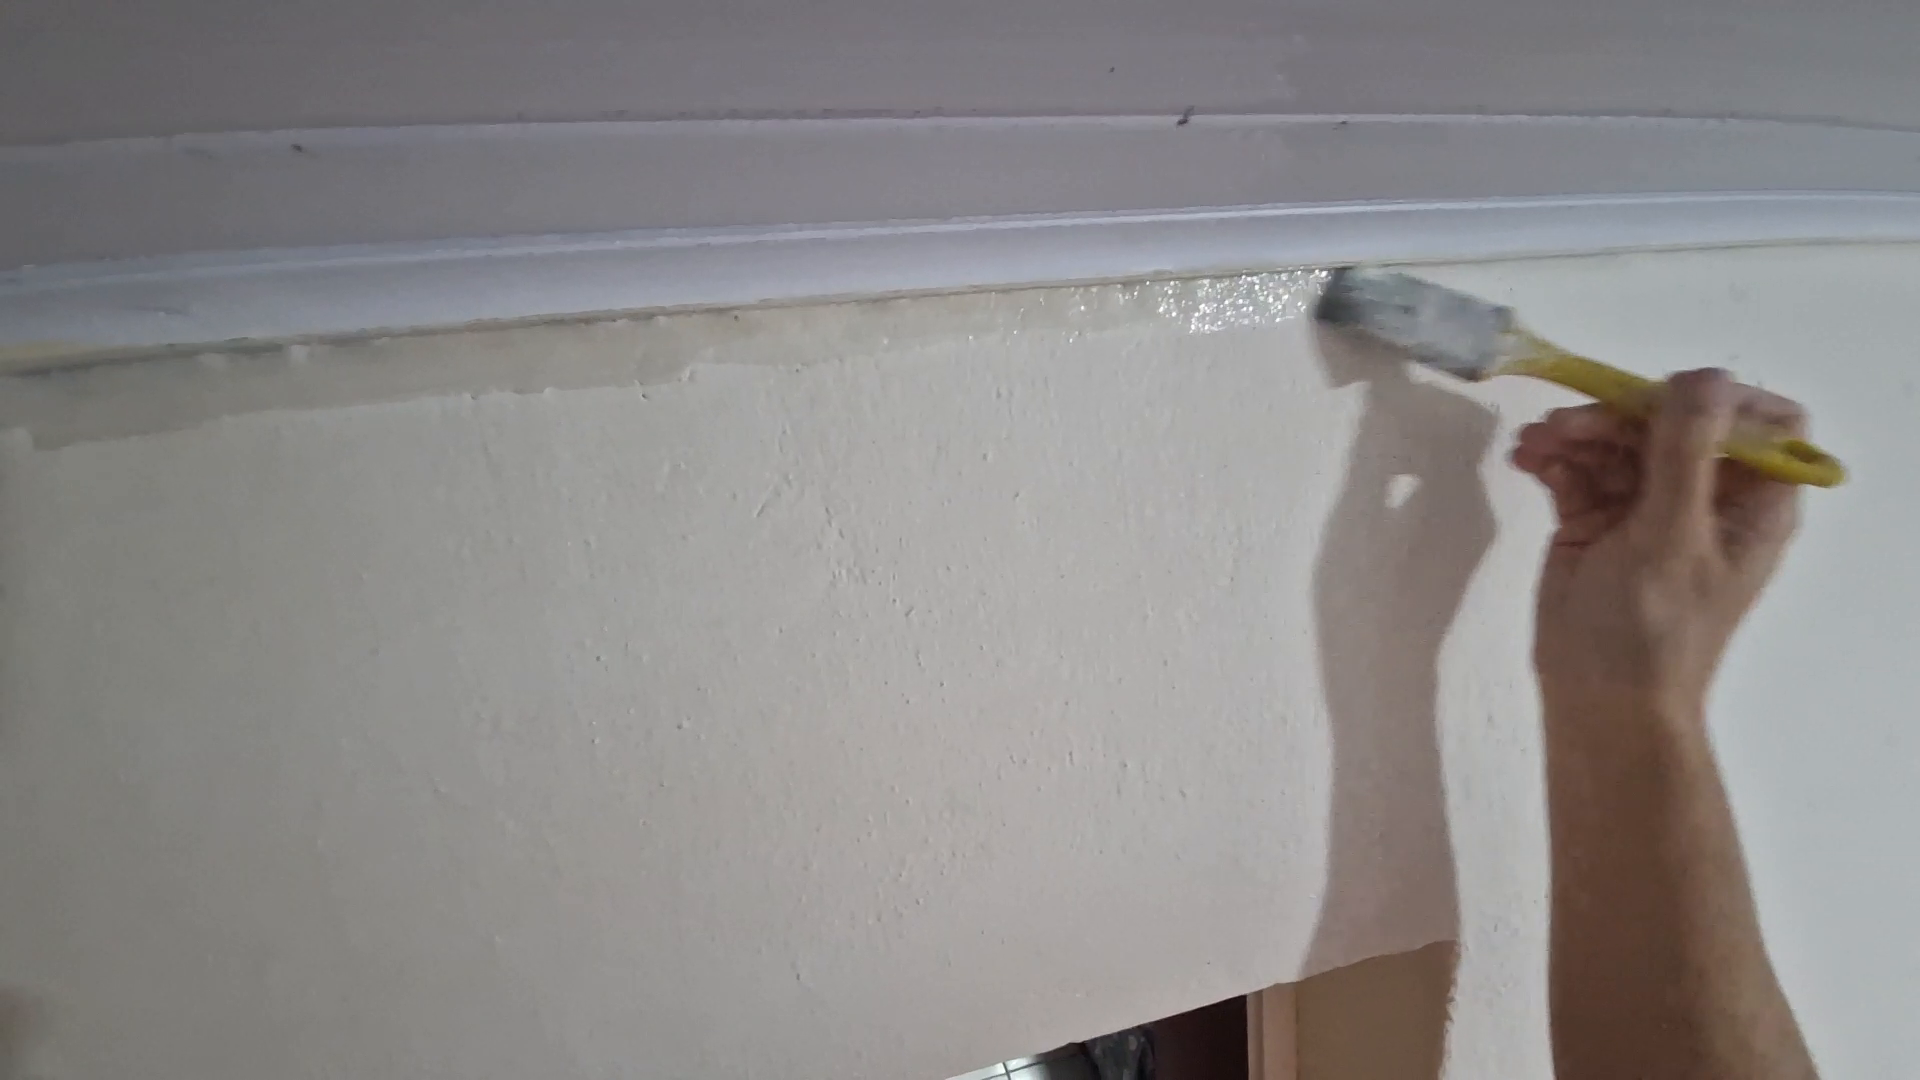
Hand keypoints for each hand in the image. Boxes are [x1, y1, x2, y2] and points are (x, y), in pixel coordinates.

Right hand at [1510, 369, 1803, 716]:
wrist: (1597, 690)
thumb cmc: (1651, 623)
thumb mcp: (1670, 535)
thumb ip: (1683, 455)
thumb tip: (1702, 376)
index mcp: (1749, 502)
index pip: (1758, 424)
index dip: (1710, 402)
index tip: (1648, 403)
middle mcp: (1700, 499)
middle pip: (1667, 430)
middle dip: (1615, 419)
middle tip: (1561, 425)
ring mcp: (1641, 512)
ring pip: (1613, 450)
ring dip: (1573, 438)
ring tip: (1530, 444)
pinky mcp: (1591, 524)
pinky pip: (1575, 476)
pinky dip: (1550, 463)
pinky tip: (1524, 459)